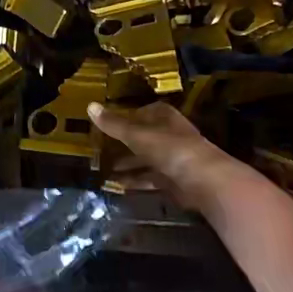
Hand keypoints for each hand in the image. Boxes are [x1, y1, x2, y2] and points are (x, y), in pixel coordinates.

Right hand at [88, 102, 284, 221]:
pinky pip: (151, 179)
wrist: (203, 180)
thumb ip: (113, 124)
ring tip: (105, 171)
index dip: (127, 117)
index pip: (144, 112)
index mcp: (165, 118)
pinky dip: (136, 181)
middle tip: (102, 150)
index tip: (108, 125)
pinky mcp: (175, 180)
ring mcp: (174, 159)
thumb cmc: (169, 148)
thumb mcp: (136, 134)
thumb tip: (89, 105)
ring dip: (128, 165)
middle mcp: (171, 135)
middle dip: (124, 144)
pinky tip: (118, 186)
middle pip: (144, 137)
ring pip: (146, 159)